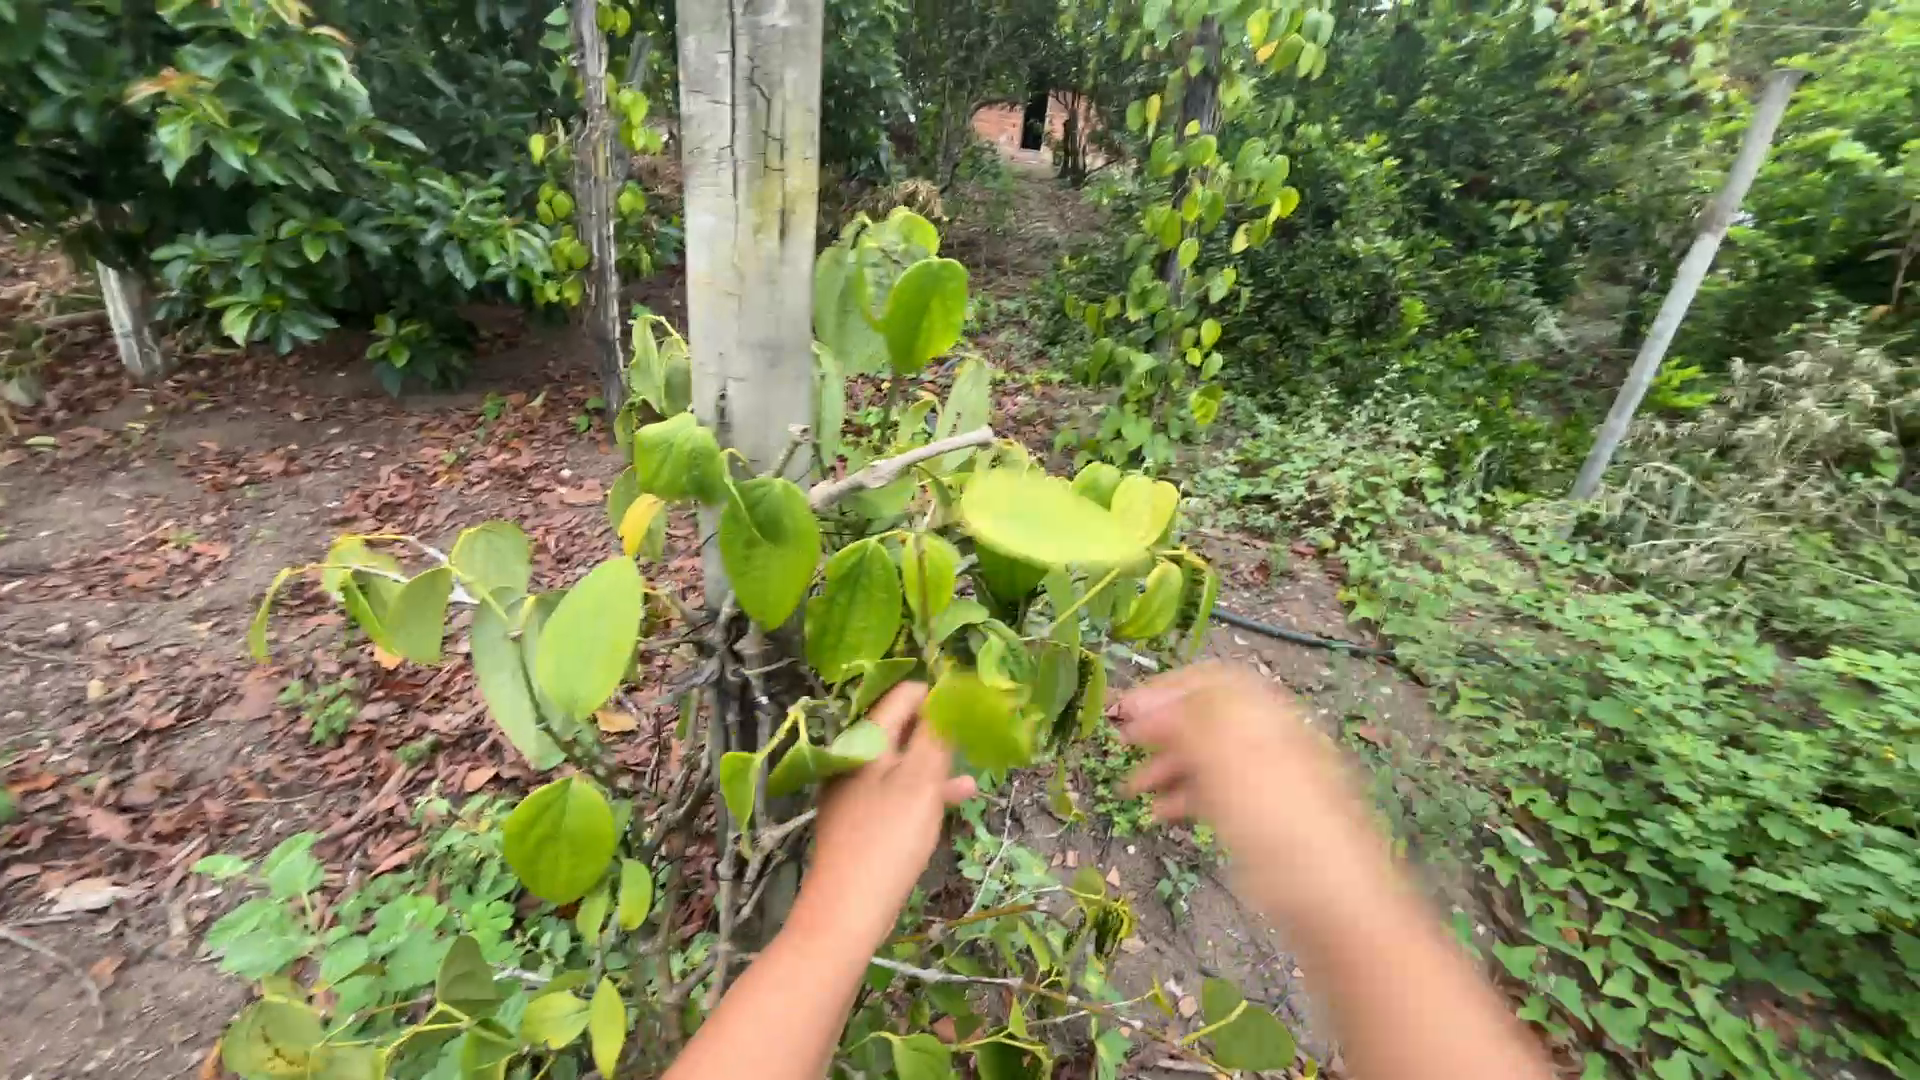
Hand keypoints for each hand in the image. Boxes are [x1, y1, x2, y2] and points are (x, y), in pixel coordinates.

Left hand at [790, 682, 976, 948]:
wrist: (845, 912)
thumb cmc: (887, 839)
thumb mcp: (921, 783)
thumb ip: (936, 737)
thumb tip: (951, 696)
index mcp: (866, 741)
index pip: (903, 696)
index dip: (937, 696)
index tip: (970, 709)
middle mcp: (856, 758)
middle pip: (902, 727)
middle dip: (939, 729)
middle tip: (975, 735)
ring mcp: (855, 789)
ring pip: (903, 760)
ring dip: (937, 761)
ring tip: (974, 763)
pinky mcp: (861, 818)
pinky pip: (897, 790)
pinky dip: (925, 789)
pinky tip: (957, 797)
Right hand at [1116, 663, 1392, 928]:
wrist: (1335, 902)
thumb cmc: (1276, 821)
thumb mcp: (1226, 759)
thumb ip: (1183, 722)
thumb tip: (1143, 705)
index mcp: (1265, 715)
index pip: (1211, 680)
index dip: (1166, 689)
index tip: (1127, 709)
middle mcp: (1267, 739)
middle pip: (1205, 718)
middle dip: (1160, 729)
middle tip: (1122, 743)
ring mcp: (1267, 780)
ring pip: (1207, 758)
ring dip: (1166, 765)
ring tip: (1132, 788)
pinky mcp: (1264, 817)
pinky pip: (1217, 792)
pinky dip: (1185, 796)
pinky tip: (1160, 814)